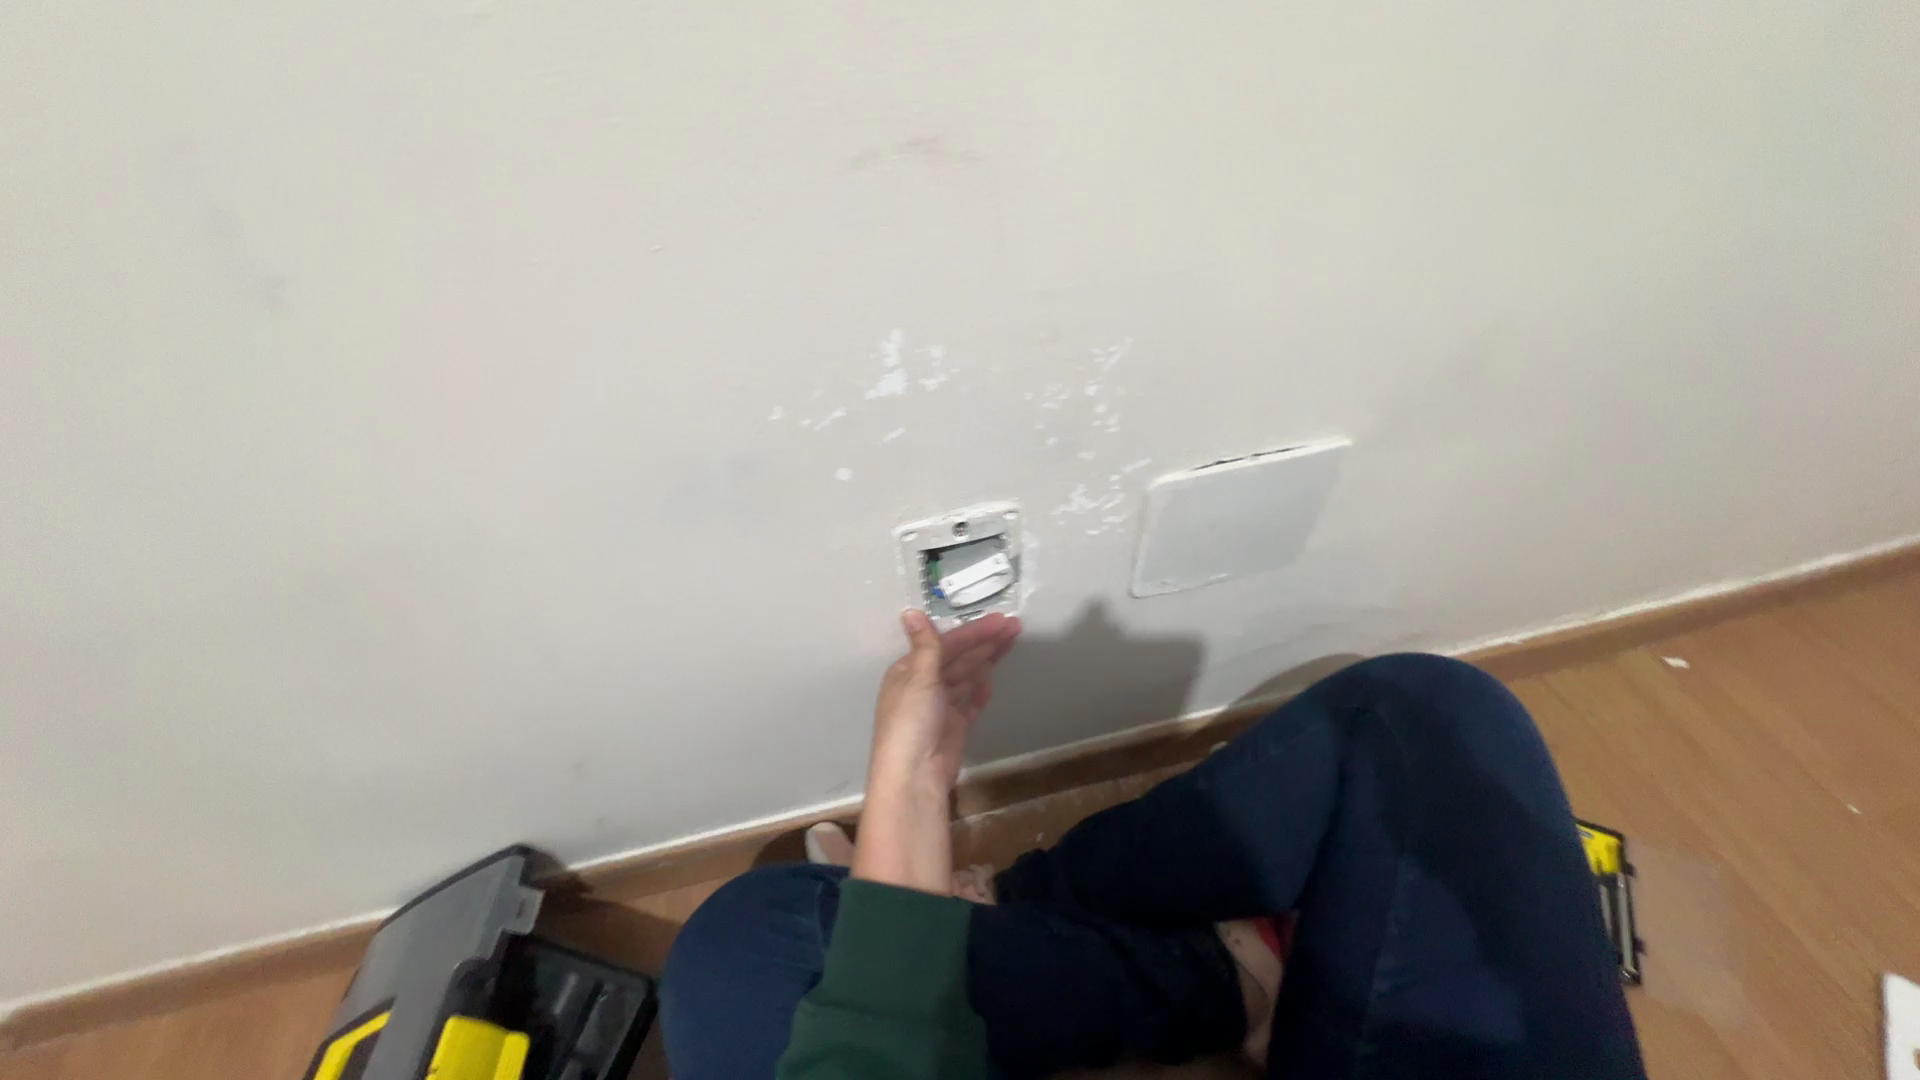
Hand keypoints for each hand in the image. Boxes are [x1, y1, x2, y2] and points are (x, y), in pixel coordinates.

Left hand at [868, 609, 1021, 796]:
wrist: (915, 775)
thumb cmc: (911, 722)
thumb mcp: (919, 679)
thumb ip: (925, 646)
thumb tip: (910, 611)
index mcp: (910, 671)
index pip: (947, 645)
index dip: (974, 632)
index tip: (1001, 621)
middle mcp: (924, 686)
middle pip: (959, 658)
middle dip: (985, 642)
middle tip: (1015, 626)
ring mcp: (940, 708)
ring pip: (967, 677)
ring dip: (986, 660)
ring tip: (1011, 643)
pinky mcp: (954, 727)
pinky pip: (969, 703)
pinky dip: (979, 691)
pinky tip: (990, 680)